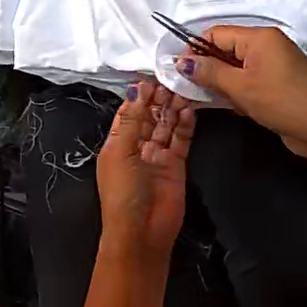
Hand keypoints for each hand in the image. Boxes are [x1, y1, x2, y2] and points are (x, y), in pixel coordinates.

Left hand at [96, 80, 195, 256]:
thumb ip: (131, 119)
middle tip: (172, 77)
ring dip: (173, 107)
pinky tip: (190, 109)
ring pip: (166, 125)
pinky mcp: (176, 165)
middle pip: (149, 116)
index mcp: (117, 143)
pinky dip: (186, 125)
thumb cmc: (123, 192)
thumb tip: (136, 88)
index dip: (140, 94)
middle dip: (159, 98)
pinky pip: (181, 140)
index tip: (152, 75)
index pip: (129, 112)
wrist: (141, 232)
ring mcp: (157, 156)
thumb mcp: (121, 151)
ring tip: (183, 87)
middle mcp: (137, 147)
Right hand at [177, 25, 306, 160]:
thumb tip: (181, 62)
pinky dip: (235, 92)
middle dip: (206, 69)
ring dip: (220, 84)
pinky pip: (247, 81)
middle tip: (187, 90)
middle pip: (224, 50)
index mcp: (259, 37)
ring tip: (204, 100)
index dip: (194, 50)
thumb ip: (208, 72)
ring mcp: (273, 65)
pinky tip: (228, 106)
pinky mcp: (276, 84)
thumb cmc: (282, 102)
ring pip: (234, 68)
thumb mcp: (240, 87)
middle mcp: (266, 46)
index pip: (216, 34)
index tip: (179, 72)